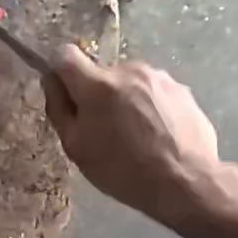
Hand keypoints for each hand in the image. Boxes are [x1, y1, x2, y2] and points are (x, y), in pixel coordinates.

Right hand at [43, 44, 224, 227]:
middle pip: (99, 73)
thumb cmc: (121, 170)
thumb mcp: (75, 146)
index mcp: (97, 85)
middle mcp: (129, 70)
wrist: (186, 183)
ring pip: (127, 82)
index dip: (59, 72)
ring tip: (133, 133)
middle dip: (95, 93)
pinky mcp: (182, 89)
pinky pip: (151, 91)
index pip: (65, 55)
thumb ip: (58, 107)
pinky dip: (147, 106)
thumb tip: (51, 80)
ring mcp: (160, 78)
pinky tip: (154, 134)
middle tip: (101, 128)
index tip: (64, 94)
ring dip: (123, 99)